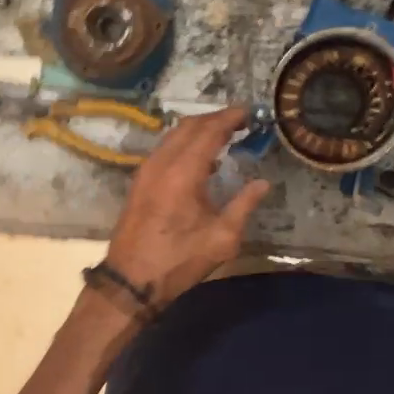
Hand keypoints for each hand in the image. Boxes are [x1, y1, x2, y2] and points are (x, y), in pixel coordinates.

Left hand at [105, 106, 270, 304]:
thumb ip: (244, 205)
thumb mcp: (222, 238)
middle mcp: (161, 163)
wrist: (131, 280)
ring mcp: (146, 170)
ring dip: (198, 129)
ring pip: (173, 135)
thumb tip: (262, 183)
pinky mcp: (139, 181)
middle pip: (188, 126)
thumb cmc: (179, 261)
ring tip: (223, 134)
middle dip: (214, 119)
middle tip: (239, 120)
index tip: (249, 112)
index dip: (229, 118)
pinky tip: (200, 157)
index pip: (209, 131)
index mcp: (183, 172)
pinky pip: (164, 149)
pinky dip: (184, 143)